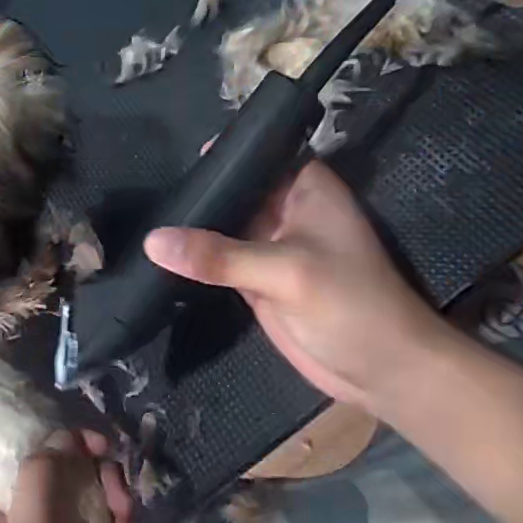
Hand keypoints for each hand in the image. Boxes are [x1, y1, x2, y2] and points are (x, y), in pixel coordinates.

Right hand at [143, 159, 457, 409]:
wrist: (381, 370)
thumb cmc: (350, 304)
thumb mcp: (286, 273)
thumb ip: (221, 256)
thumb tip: (153, 240)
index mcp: (306, 187)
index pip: (258, 155)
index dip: (222, 153)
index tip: (175, 158)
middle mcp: (286, 209)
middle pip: (235, 190)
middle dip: (200, 191)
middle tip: (148, 193)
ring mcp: (271, 246)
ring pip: (224, 227)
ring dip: (193, 227)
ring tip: (141, 217)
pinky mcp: (259, 281)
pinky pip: (221, 262)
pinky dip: (196, 260)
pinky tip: (158, 253)